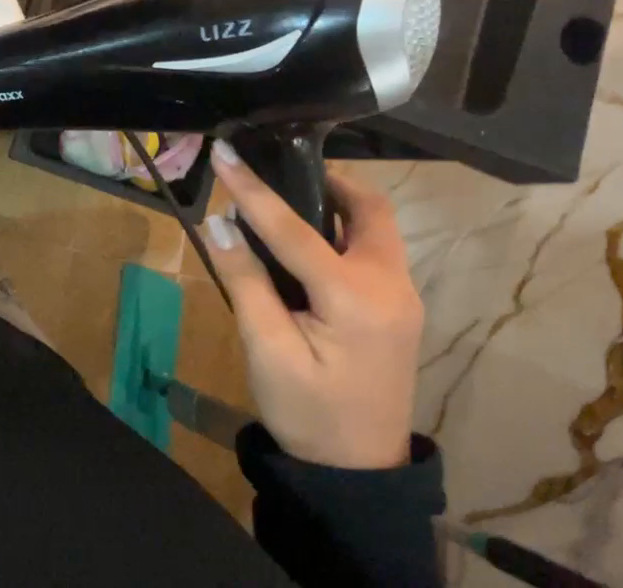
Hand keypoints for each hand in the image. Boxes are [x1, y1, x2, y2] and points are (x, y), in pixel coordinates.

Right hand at [202, 143, 423, 469]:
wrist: (358, 470)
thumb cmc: (307, 410)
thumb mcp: (266, 348)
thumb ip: (245, 280)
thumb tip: (219, 223)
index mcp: (356, 298)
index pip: (294, 228)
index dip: (253, 188)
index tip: (224, 151)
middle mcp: (392, 287)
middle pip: (369, 210)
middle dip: (326, 178)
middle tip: (278, 164)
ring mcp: (403, 298)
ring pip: (376, 227)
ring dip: (336, 201)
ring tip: (286, 191)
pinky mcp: (397, 309)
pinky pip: (374, 250)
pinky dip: (342, 228)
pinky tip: (306, 234)